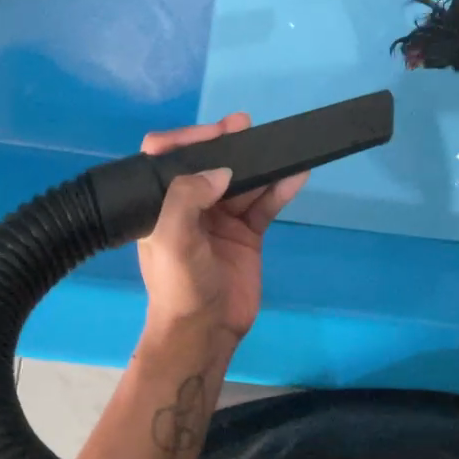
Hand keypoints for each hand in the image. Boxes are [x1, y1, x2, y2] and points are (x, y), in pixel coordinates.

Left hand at [137, 114, 307, 344]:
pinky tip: (296, 174)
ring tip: (278, 145)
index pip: (166, 160)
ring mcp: (222, 219)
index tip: (212, 133)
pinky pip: (265, 203)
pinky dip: (280, 188)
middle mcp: (190, 207)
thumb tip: (222, 171)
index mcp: (161, 205)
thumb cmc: (180, 286)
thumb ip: (187, 198)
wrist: (206, 334)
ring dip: (260, 164)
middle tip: (245, 125)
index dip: (185, 140)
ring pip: (243, 181)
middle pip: (209, 164)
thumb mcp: (172, 239)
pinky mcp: (248, 233)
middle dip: (227, 144)